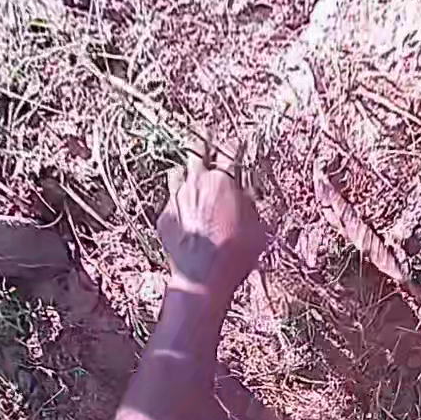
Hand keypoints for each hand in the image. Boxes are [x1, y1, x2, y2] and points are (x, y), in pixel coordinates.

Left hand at [156, 153, 266, 297]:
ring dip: (187, 173)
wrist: (201, 279)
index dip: (235, 145)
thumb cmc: (235, 256)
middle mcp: (197, 183)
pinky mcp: (164, 216)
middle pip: (198, 148)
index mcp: (224, 180)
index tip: (238, 146)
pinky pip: (169, 200)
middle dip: (205, 142)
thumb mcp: (257, 227)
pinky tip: (185, 214)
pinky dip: (177, 202)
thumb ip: (250, 201)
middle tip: (209, 140)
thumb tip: (247, 190)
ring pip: (178, 171)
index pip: (230, 147)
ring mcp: (177, 198)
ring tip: (194, 180)